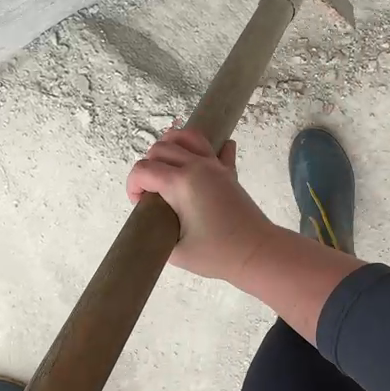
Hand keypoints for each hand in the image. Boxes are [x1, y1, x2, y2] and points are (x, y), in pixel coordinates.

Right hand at [126, 128, 274, 281]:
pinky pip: (216, 147)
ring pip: (187, 136)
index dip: (133, 186)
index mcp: (180, 183)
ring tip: (167, 168)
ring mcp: (215, 165)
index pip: (143, 169)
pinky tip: (199, 165)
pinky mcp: (229, 172)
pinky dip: (203, 150)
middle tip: (152, 193)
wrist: (257, 252)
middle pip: (160, 148)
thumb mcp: (175, 251)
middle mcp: (197, 166)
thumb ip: (156, 230)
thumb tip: (153, 219)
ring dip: (171, 146)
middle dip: (147, 166)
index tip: (140, 206)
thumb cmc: (217, 254)